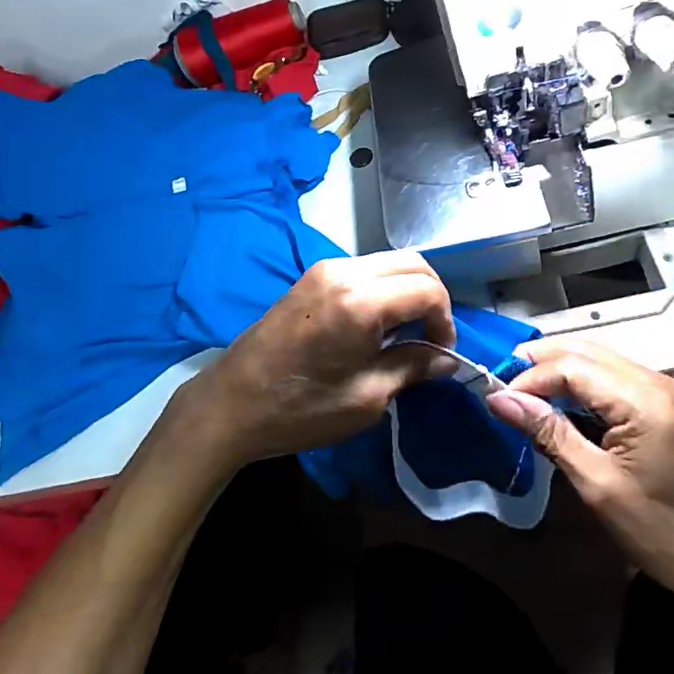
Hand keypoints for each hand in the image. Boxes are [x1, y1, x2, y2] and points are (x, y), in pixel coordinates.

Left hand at [178, 251, 457, 467]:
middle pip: (414, 264)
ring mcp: (325, 269)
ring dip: (409, 290)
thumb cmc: (299, 410)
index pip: (428, 290)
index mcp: (360, 302)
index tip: (441, 352)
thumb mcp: (367, 398)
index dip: (444, 320)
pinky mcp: (312, 277)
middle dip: (433, 297)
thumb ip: (413, 368)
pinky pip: (367, 269)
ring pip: (391, 262)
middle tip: (431, 336)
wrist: (226, 408)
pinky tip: (379, 322)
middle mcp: (344, 272)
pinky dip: (386, 288)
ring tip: (407, 331)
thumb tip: (447, 360)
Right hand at [486, 339, 673, 610]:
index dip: (530, 377)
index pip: (574, 366)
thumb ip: (551, 434)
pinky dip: (589, 384)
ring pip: (606, 360)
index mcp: (646, 399)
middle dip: (544, 362)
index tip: (497, 398)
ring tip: (527, 393)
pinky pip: (622, 378)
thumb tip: (502, 400)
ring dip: (565, 370)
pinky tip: (566, 401)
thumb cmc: (664, 534)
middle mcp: (661, 381)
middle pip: (590, 351)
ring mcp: (672, 390)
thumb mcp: (599, 487)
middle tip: (504, 385)